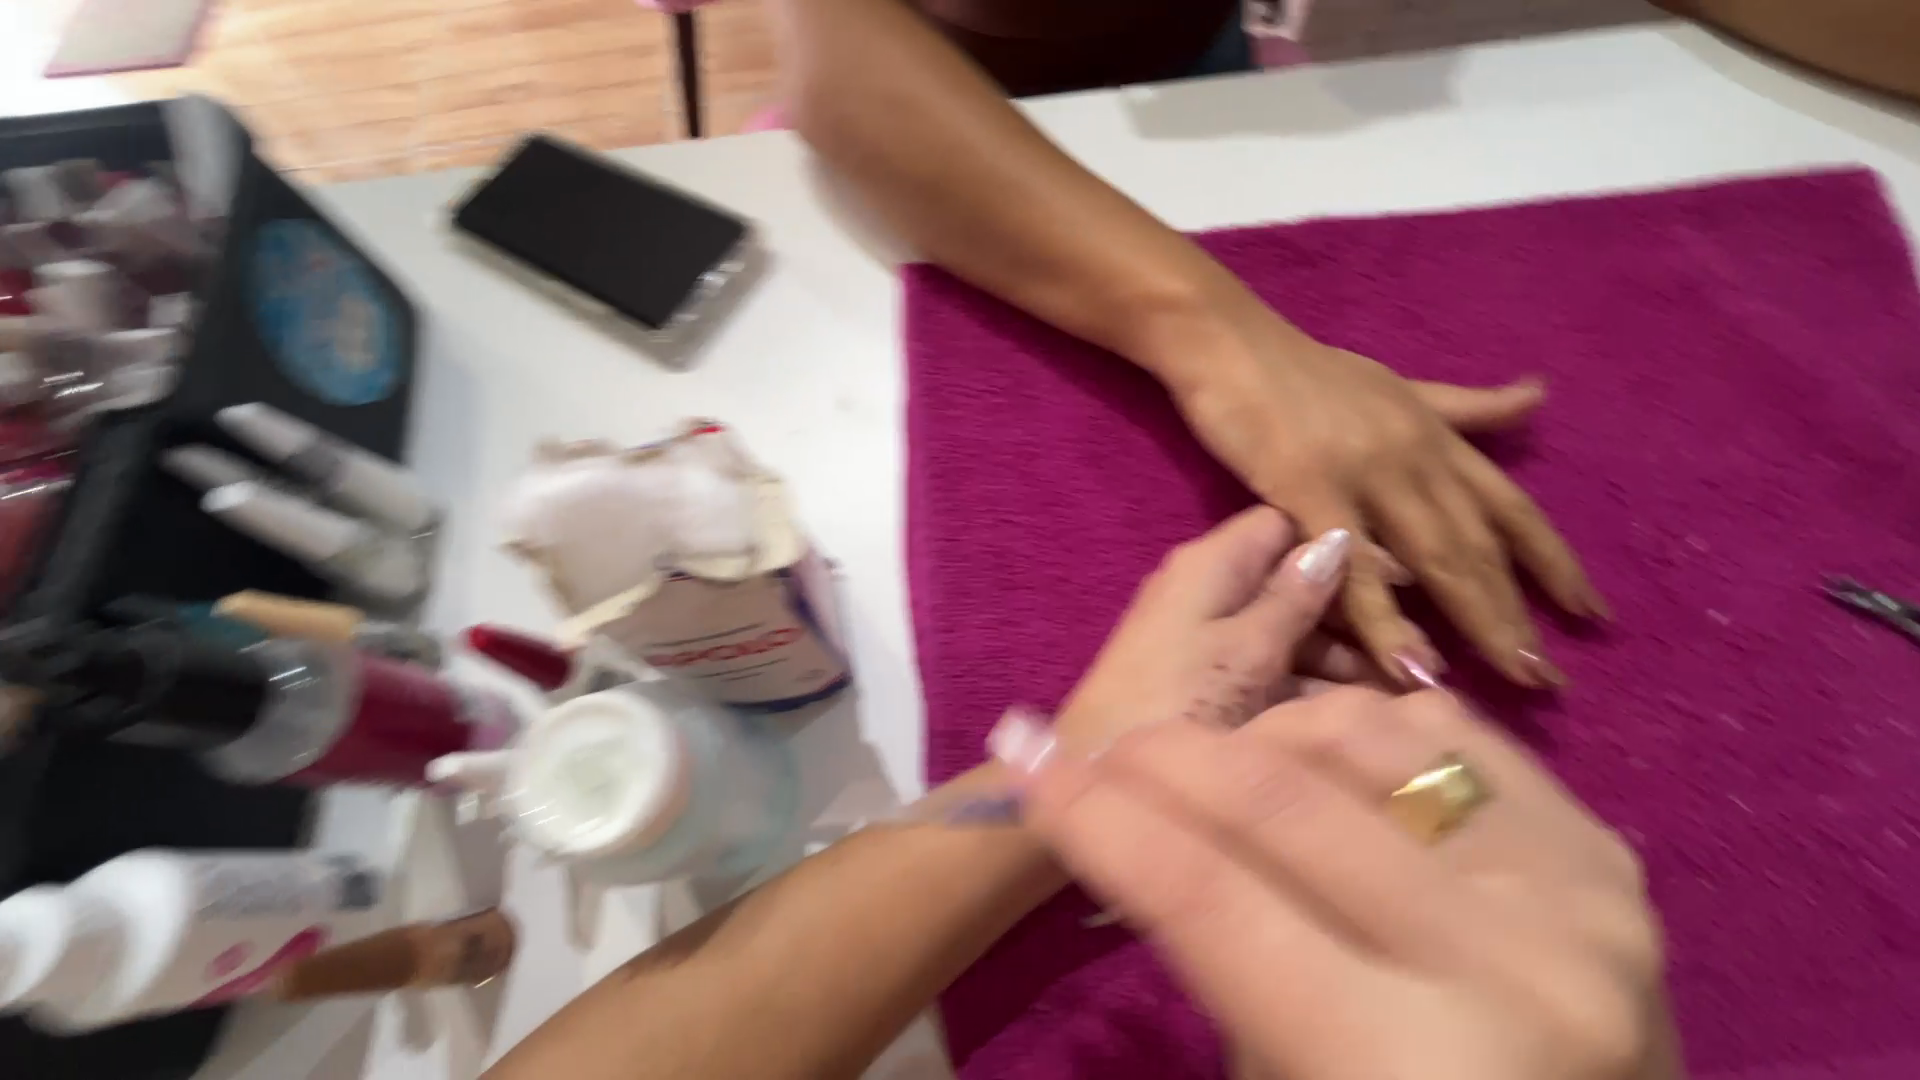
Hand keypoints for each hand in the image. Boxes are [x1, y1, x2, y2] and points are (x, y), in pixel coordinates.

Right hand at [999, 690, 1681, 1079]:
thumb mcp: (1268, 1078)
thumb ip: (1205, 940)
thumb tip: (1107, 809)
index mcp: (1414, 1070)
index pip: (1210, 899)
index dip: (1099, 818)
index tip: (1023, 760)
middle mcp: (1518, 967)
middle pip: (1278, 797)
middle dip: (1156, 757)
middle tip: (1099, 754)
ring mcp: (1576, 894)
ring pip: (1355, 731)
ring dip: (1251, 733)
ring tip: (1215, 771)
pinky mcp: (1601, 850)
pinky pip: (1433, 727)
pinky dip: (1348, 727)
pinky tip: (1313, 763)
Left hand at [1053, 505, 1372, 748]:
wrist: (1100, 771)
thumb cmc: (1179, 701)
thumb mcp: (1246, 649)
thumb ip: (1292, 595)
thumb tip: (1335, 536)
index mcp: (1209, 564)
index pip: (1282, 526)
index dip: (1339, 548)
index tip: (1400, 585)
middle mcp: (1205, 589)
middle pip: (1289, 582)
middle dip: (1352, 616)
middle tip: (1419, 660)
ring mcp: (1204, 637)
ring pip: (1285, 630)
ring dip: (1341, 658)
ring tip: (1403, 699)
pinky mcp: (1205, 680)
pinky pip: (1268, 667)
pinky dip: (1309, 686)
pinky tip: (1356, 720)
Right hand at [1168, 320, 1607, 687]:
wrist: (1228, 348)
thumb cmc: (1303, 373)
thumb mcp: (1396, 384)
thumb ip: (1463, 407)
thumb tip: (1537, 396)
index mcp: (1435, 437)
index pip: (1512, 508)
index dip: (1555, 563)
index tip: (1592, 616)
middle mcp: (1415, 458)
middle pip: (1480, 546)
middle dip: (1520, 615)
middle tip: (1552, 682)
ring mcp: (1365, 476)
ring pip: (1434, 558)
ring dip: (1479, 622)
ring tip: (1512, 680)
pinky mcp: (1308, 491)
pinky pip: (1353, 566)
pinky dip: (1384, 618)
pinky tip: (1408, 662)